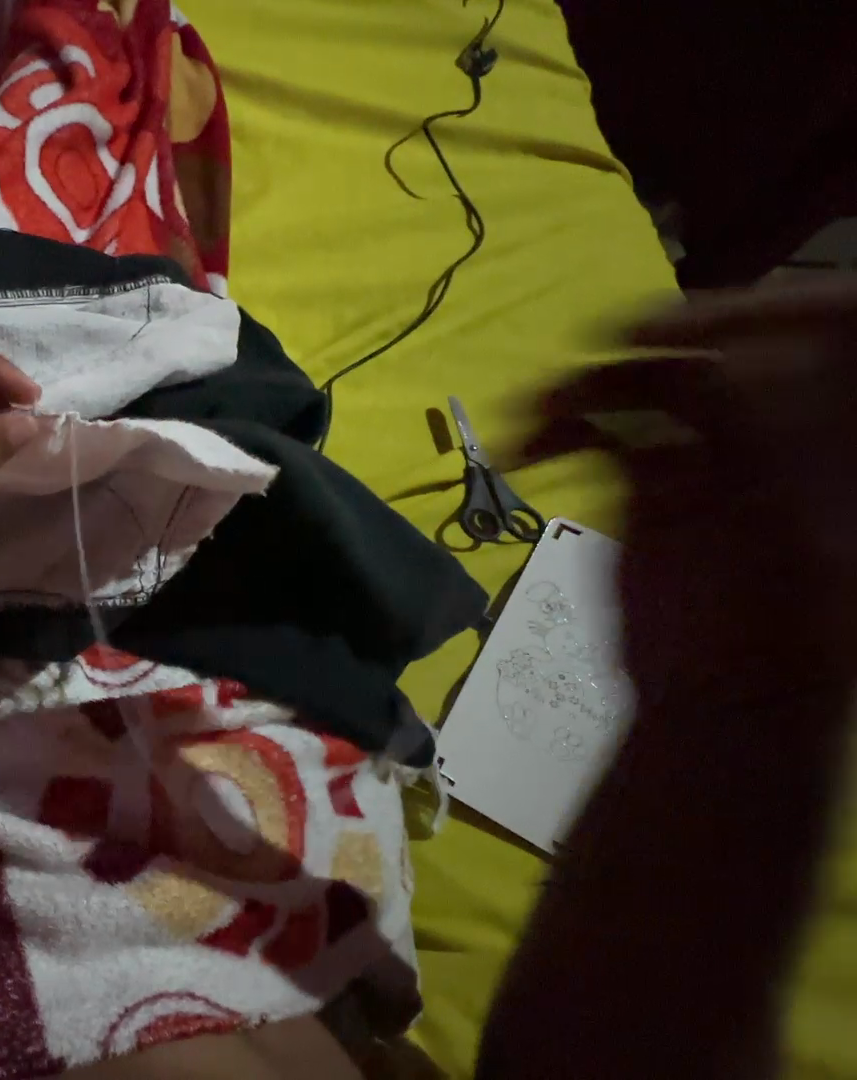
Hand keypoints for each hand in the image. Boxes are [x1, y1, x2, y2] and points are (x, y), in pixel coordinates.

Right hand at [522, 280, 856, 702]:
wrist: (711, 696)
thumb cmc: (767, 636)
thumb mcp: (781, 541)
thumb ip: (756, 450)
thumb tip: (718, 369)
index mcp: (837, 441)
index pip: (832, 333)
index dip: (774, 310)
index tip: (692, 319)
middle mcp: (783, 431)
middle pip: (729, 350)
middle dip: (657, 345)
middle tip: (595, 353)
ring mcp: (714, 456)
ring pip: (654, 385)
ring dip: (591, 388)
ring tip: (537, 409)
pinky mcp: (651, 483)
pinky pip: (602, 434)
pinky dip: (560, 432)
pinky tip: (528, 447)